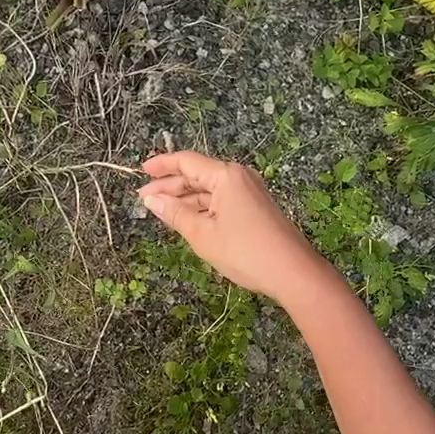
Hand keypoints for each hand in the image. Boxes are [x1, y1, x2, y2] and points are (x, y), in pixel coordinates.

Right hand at [138, 150, 336, 304]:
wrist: (293, 272)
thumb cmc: (245, 252)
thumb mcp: (203, 235)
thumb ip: (175, 214)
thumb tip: (151, 200)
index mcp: (225, 175)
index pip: (187, 161)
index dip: (162, 165)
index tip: (142, 170)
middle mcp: (238, 176)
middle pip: (197, 174)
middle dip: (170, 186)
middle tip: (145, 199)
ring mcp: (249, 190)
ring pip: (209, 188)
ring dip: (185, 198)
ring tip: (162, 210)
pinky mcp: (255, 206)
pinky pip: (221, 199)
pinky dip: (202, 206)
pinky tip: (188, 218)